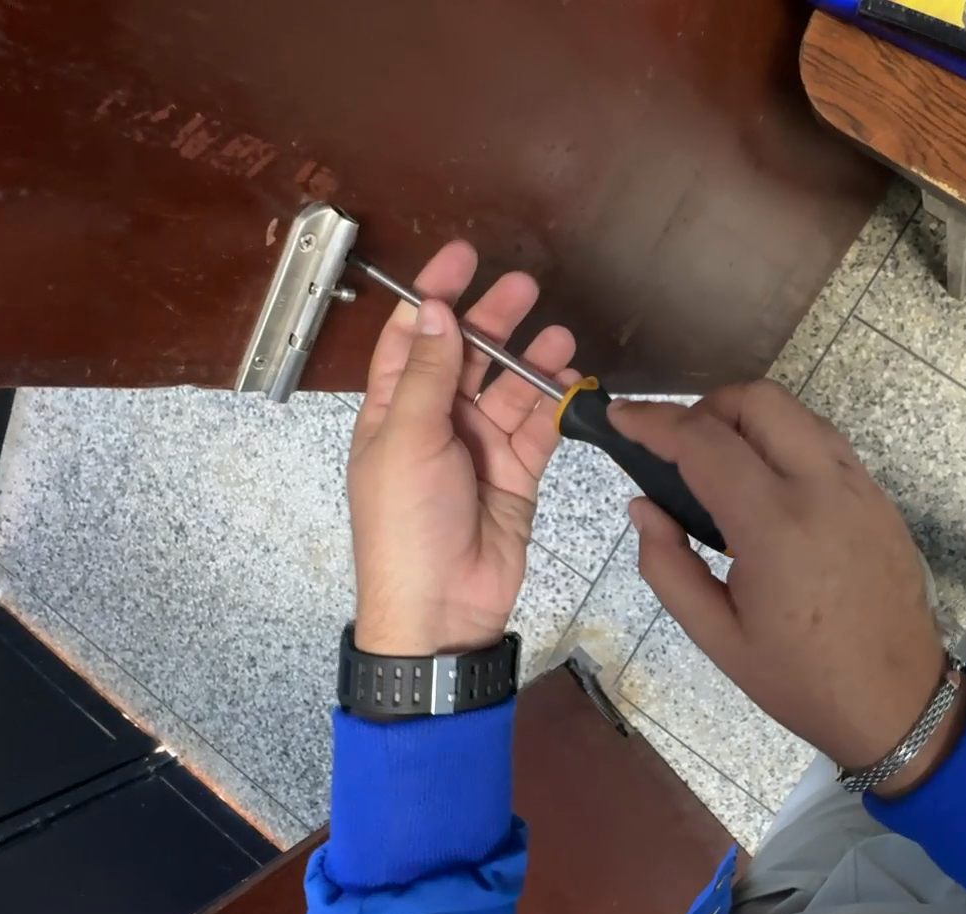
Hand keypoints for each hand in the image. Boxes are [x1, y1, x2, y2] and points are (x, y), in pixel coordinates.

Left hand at [348, 241, 578, 655]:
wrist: (445, 603)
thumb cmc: (408, 522)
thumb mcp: (407, 439)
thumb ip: (426, 374)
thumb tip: (431, 309)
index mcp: (393, 410)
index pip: (411, 338)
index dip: (432, 295)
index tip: (462, 257)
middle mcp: (437, 422)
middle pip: (466, 357)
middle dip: (492, 321)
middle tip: (524, 288)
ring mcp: (480, 447)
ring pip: (508, 390)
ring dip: (530, 361)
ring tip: (557, 334)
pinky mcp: (518, 472)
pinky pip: (539, 428)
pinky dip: (555, 404)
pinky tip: (571, 380)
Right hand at [609, 382, 957, 792]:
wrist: (899, 703)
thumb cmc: (801, 679)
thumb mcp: (717, 637)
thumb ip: (667, 566)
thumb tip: (642, 507)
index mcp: (776, 527)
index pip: (705, 444)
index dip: (654, 421)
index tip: (621, 416)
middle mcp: (824, 489)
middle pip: (757, 401)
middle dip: (705, 408)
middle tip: (679, 451)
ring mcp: (861, 487)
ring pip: (796, 412)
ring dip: (748, 420)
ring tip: (721, 467)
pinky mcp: (880, 497)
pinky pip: (825, 441)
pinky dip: (784, 441)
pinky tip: (769, 487)